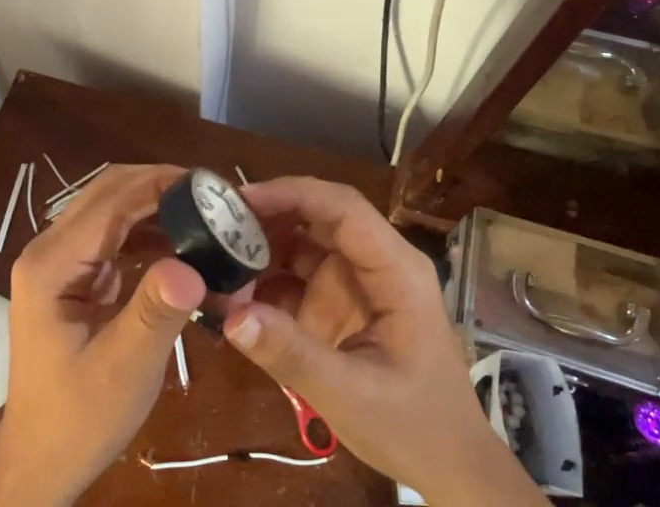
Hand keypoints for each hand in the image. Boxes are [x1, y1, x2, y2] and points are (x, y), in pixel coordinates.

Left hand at [0, 165, 204, 506]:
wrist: (39, 459)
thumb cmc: (79, 418)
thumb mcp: (123, 369)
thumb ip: (154, 313)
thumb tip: (192, 265)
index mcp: (52, 265)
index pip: (112, 201)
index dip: (162, 185)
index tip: (214, 188)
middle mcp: (48, 251)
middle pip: (108, 192)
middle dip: (161, 185)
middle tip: (216, 198)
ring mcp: (57, 263)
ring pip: (110, 209)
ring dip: (156, 204)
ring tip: (206, 215)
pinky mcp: (71, 278)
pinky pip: (112, 236)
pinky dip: (148, 230)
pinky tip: (182, 242)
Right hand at [223, 177, 547, 506]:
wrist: (448, 465)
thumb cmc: (415, 426)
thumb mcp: (351, 395)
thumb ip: (292, 354)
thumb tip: (231, 315)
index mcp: (396, 270)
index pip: (343, 208)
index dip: (292, 194)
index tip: (239, 199)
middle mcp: (375, 263)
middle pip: (317, 218)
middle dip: (266, 217)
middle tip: (211, 226)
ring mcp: (355, 283)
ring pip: (301, 245)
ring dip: (260, 249)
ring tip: (211, 260)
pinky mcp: (339, 305)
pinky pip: (296, 279)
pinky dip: (263, 283)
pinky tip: (228, 295)